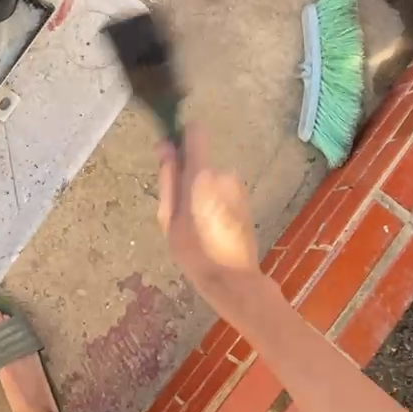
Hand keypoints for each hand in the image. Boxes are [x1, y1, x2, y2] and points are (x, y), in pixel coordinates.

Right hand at [156, 126, 261, 287]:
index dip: (179, 139)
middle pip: (200, 161)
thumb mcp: (169, 219)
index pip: (195, 133)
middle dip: (186, 177)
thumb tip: (167, 150)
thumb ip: (168, 180)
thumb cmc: (194, 252)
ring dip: (200, 191)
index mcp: (202, 175)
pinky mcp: (245, 199)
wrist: (233, 279)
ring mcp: (238, 186)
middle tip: (179, 210)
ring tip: (194, 222)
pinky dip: (212, 200)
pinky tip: (210, 226)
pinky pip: (221, 190)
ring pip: (210, 178)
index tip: (168, 156)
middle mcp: (224, 174)